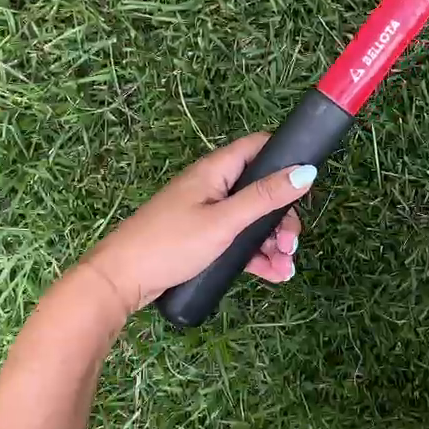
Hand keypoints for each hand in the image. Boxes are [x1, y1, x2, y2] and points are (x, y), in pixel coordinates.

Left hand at [70, 133, 314, 316]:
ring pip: (252, 220)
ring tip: (285, 267)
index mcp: (216, 170)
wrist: (120, 281)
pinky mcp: (203, 238)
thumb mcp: (225, 221)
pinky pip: (239, 241)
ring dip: (273, 241)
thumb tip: (306, 171)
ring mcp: (208, 213)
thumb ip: (265, 197)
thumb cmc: (171, 244)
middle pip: (261, 190)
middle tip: (292, 243)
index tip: (308, 183)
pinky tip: (274, 274)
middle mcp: (213, 186)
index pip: (259, 147)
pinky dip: (257, 255)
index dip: (286, 158)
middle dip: (283, 216)